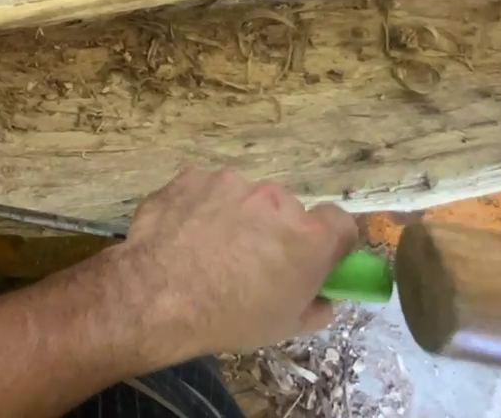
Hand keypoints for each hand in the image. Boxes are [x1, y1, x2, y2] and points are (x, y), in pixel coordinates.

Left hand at [73, 169, 357, 370]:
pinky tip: (184, 229)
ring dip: (234, 212)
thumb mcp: (289, 324)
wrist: (161, 291)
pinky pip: (205, 188)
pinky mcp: (191, 175)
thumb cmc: (231, 316)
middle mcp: (273, 199)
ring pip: (242, 195)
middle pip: (284, 208)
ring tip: (210, 244)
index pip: (339, 222)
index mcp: (308, 236)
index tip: (313, 255)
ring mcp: (228, 182)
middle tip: (252, 255)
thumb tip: (322, 292)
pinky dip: (200, 204)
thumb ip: (317, 302)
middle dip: (274, 227)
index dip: (328, 239)